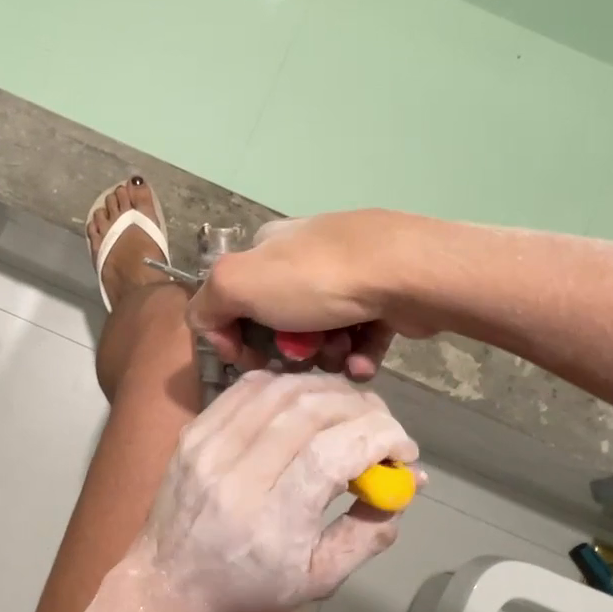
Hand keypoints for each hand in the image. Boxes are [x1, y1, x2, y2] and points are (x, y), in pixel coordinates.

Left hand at [130, 372, 418, 611]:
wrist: (170, 578)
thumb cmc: (250, 584)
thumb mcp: (318, 578)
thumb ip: (369, 533)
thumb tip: (409, 482)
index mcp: (270, 522)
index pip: (332, 454)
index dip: (379, 438)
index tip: (404, 448)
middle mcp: (235, 476)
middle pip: (310, 411)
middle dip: (362, 409)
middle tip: (384, 427)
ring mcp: (208, 446)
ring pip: (280, 389)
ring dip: (329, 390)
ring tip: (352, 410)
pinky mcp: (194, 430)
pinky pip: (249, 386)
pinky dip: (289, 384)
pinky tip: (308, 400)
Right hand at [186, 210, 442, 380]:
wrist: (405, 272)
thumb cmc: (314, 279)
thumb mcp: (236, 283)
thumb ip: (207, 304)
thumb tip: (213, 327)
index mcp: (267, 247)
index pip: (233, 294)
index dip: (232, 332)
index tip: (248, 358)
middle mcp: (305, 255)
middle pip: (278, 319)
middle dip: (286, 348)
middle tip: (301, 356)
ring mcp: (349, 274)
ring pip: (320, 333)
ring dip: (324, 356)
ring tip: (339, 358)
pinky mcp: (384, 297)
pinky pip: (359, 338)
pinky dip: (356, 356)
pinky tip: (361, 365)